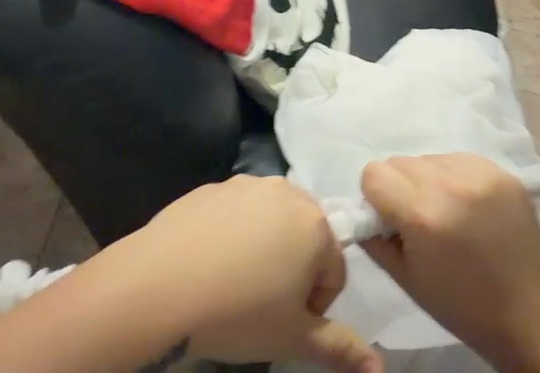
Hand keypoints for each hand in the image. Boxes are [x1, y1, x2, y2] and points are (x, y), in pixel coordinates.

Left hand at [105, 175, 380, 370]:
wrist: (159, 285)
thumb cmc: (238, 310)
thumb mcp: (294, 337)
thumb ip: (341, 349)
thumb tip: (380, 370)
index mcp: (314, 222)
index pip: (335, 269)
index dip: (317, 304)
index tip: (289, 323)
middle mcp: (282, 191)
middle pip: (304, 237)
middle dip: (293, 271)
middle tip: (265, 305)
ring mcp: (240, 185)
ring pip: (267, 223)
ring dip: (263, 251)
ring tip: (235, 286)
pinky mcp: (206, 188)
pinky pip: (232, 216)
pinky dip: (230, 238)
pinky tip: (209, 267)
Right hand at [359, 154, 539, 369]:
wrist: (530, 315)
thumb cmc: (461, 305)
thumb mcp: (404, 278)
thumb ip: (373, 237)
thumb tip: (362, 209)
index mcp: (422, 214)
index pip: (373, 174)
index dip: (376, 198)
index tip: (390, 221)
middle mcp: (449, 184)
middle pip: (399, 162)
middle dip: (400, 188)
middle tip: (419, 221)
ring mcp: (480, 174)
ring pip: (428, 159)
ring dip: (428, 181)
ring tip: (448, 214)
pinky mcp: (502, 172)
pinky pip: (458, 160)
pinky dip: (454, 179)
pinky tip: (469, 208)